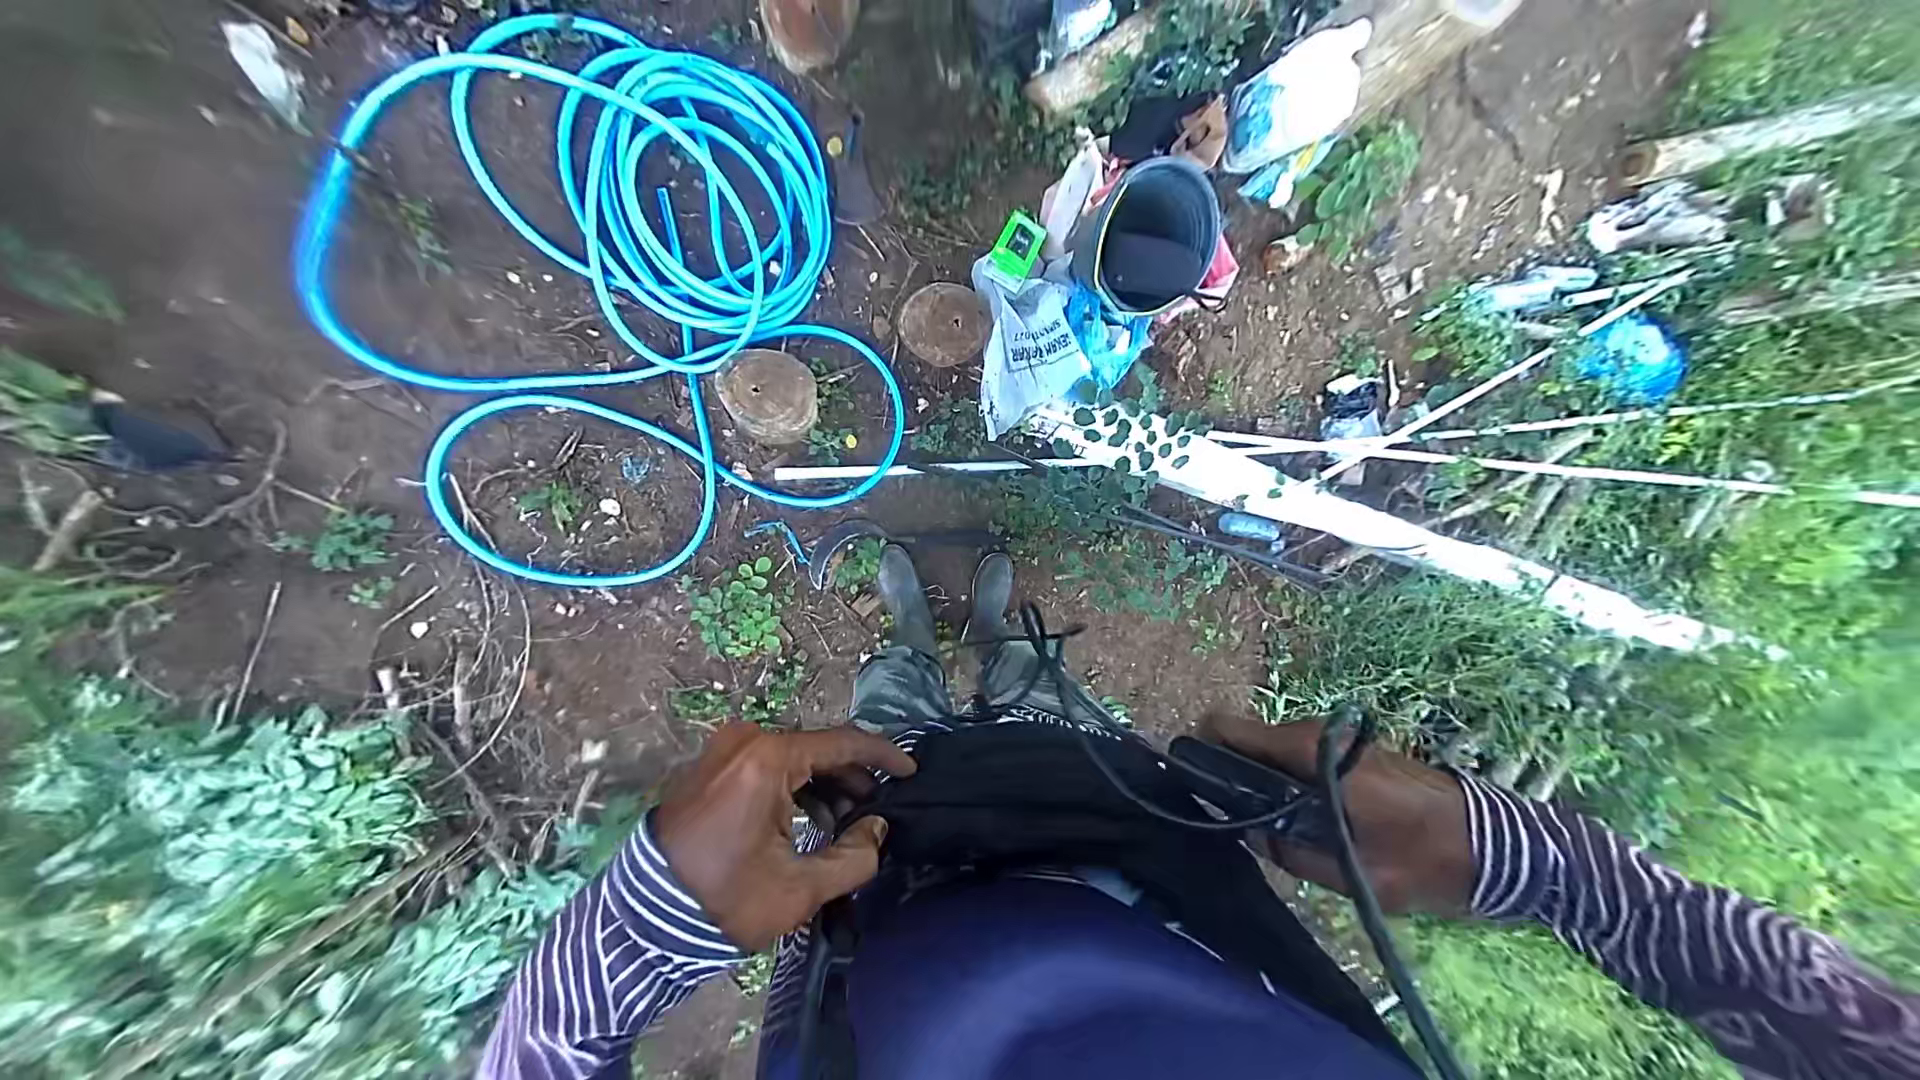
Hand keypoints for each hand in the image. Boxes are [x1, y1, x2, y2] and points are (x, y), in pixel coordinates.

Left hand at [653, 722, 916, 951]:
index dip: (884, 756)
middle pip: (819, 749)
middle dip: (853, 778)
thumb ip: (854, 856)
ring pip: (795, 757)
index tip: (910, 770)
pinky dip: (797, 785)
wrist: (640, 921)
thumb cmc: (721, 901)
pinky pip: (770, 764)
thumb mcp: (798, 888)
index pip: (843, 743)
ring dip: (825, 783)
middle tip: (874, 811)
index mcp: (768, 758)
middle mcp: (747, 740)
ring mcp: (726, 749)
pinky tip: (812, 816)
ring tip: (845, 821)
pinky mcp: (714, 764)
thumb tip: (878, 827)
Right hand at [1210, 714, 1473, 915]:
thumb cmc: (1428, 859)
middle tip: (1235, 814)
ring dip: (1258, 775)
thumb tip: (1249, 833)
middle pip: (1242, 737)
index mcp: (1308, 754)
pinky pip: (1292, 754)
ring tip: (1270, 820)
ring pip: (1267, 747)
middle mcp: (1312, 733)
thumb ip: (1292, 855)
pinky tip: (1299, 813)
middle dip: (1229, 769)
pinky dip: (1281, 775)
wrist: (1504, 846)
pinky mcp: (1345, 748)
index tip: (1195, 780)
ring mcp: (1330, 737)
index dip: (1200, 748)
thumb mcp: (1356, 874)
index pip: (1226, 727)